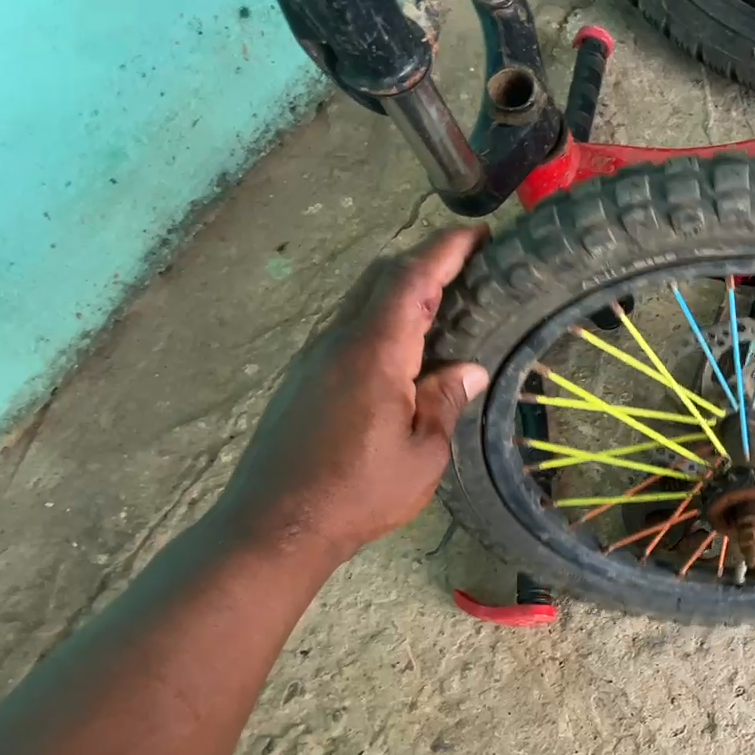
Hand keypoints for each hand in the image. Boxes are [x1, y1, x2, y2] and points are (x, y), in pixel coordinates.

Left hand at [212, 227, 487, 563]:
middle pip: (380, 279)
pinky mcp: (306, 378)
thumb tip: (470, 369)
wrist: (278, 521)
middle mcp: (339, 342)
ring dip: (402, 291)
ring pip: (361, 302)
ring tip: (446, 305)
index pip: (411, 281)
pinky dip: (384, 319)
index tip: (477, 232)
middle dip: (425, 262)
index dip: (444, 250)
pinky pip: (350, 329)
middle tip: (469, 268)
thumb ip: (445, 402)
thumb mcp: (424, 453)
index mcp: (374, 353)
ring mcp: (315, 358)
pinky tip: (407, 348)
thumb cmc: (360, 491)